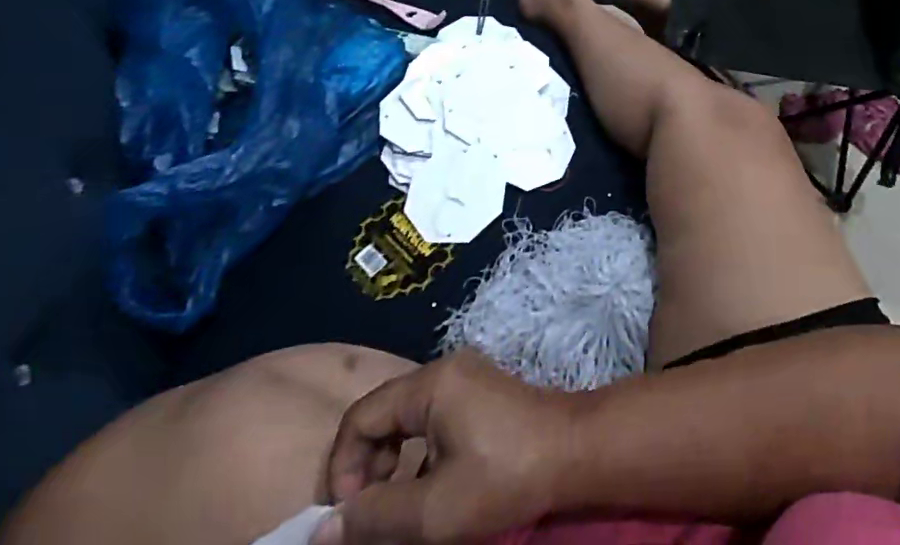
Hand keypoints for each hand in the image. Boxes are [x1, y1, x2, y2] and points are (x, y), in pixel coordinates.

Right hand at [317, 351, 574, 544]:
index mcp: (429, 384)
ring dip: (394, 463)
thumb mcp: (437, 508)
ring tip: (401, 506)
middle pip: (383, 414)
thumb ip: (377, 518)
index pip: (360, 418)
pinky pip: (434, 419)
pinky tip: (435, 488)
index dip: (343, 469)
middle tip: (371, 513)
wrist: (577, 452)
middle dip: (367, 466)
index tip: (349, 516)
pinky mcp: (483, 394)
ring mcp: (466, 379)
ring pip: (408, 419)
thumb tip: (322, 532)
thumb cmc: (506, 475)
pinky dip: (422, 454)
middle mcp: (444, 371)